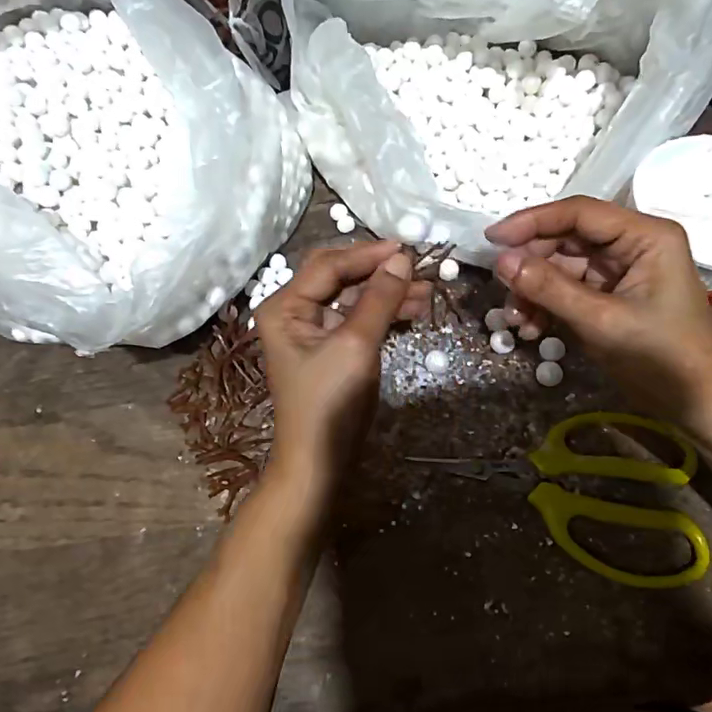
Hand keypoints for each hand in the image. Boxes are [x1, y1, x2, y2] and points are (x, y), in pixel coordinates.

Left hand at [254, 241, 431, 483]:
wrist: (318, 463)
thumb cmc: (330, 403)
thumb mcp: (356, 346)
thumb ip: (379, 299)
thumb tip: (402, 260)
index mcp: (284, 306)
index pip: (329, 265)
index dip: (369, 254)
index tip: (408, 248)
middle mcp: (292, 312)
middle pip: (339, 277)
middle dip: (379, 272)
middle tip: (420, 268)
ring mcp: (310, 332)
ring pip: (351, 298)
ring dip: (387, 293)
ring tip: (427, 292)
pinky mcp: (328, 349)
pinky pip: (356, 319)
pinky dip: (382, 313)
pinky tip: (412, 311)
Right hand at [486, 197, 711, 428]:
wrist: (699, 404)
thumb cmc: (662, 356)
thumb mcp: (602, 322)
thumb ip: (550, 288)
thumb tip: (501, 262)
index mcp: (644, 236)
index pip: (578, 213)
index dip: (532, 222)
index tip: (492, 239)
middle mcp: (631, 245)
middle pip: (565, 239)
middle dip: (530, 265)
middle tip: (502, 290)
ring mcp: (619, 271)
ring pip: (560, 267)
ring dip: (533, 291)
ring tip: (517, 321)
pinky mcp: (609, 297)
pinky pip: (566, 290)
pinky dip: (546, 306)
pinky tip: (532, 329)